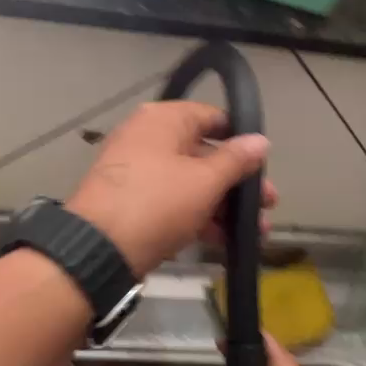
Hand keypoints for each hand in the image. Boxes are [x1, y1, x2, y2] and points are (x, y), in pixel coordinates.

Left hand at [66, 101, 274, 277]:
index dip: (241, 139)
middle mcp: (147, 136)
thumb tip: (261, 140)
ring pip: (188, 180)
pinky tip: (222, 240)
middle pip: (202, 152)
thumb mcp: (205, 182)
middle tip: (267, 207)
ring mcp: (136, 169)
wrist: (98, 248)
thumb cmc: (157, 203)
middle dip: (237, 182)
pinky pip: (170, 199)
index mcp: (163, 119)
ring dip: (222, 205)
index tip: (263, 165)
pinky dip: (196, 215)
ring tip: (252, 232)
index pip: (212, 117)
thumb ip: (236, 160)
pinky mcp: (129, 200)